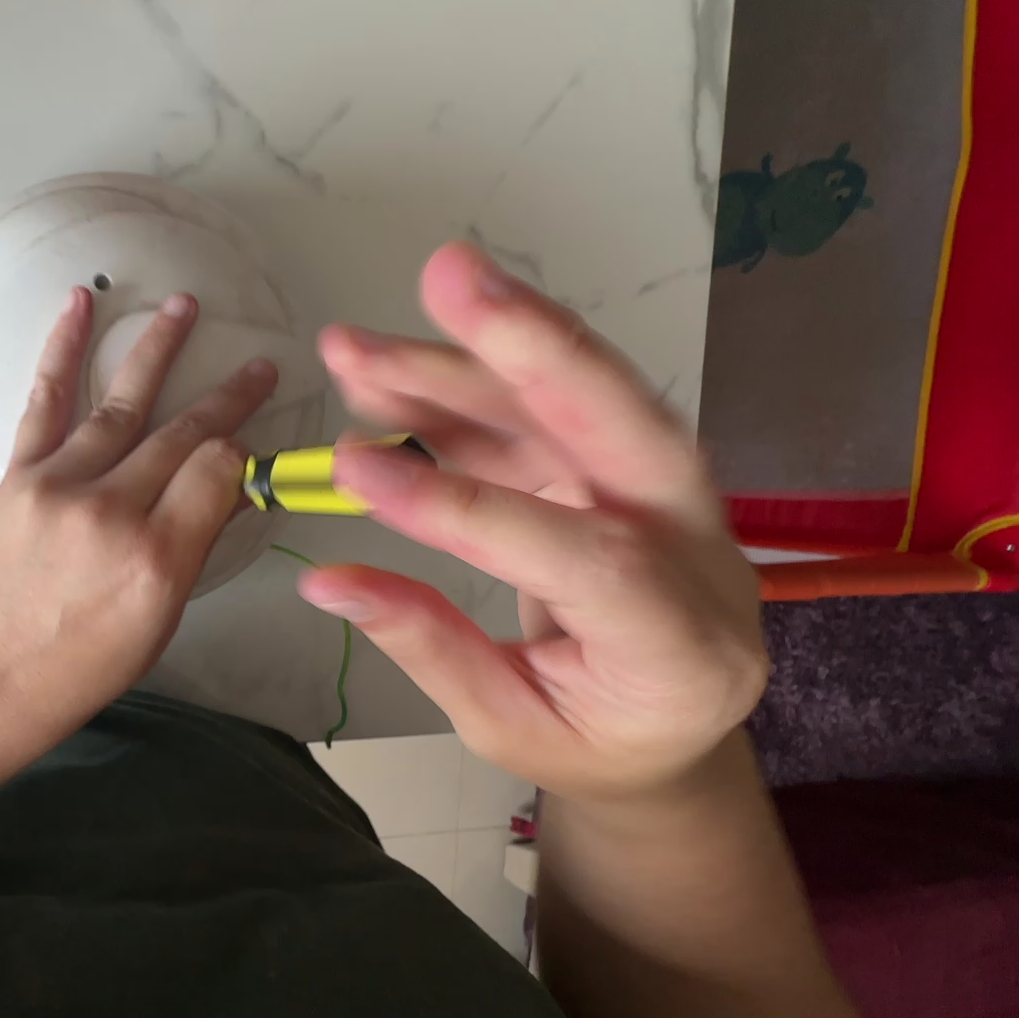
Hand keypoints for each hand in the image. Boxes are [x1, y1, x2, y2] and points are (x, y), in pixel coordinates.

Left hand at [0, 287, 277, 743]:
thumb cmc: (80, 669)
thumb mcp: (158, 622)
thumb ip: (192, 549)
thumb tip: (223, 489)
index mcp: (157, 559)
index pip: (220, 471)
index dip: (245, 452)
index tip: (254, 446)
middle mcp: (111, 510)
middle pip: (184, 434)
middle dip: (230, 395)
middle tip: (261, 366)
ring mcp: (59, 484)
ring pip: (124, 402)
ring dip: (160, 348)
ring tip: (186, 305)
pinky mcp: (19, 475)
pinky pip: (45, 401)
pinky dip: (62, 349)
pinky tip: (79, 305)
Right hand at [299, 243, 765, 801]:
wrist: (664, 731)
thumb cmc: (587, 742)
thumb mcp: (503, 723)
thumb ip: (425, 646)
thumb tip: (322, 581)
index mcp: (682, 642)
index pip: (577, 555)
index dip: (458, 505)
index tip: (350, 469)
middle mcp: (695, 545)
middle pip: (626, 423)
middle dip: (529, 343)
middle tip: (446, 275)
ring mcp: (660, 495)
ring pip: (566, 401)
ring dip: (458, 360)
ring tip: (353, 346)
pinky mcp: (611, 471)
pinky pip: (534, 417)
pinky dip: (454, 393)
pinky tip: (383, 379)